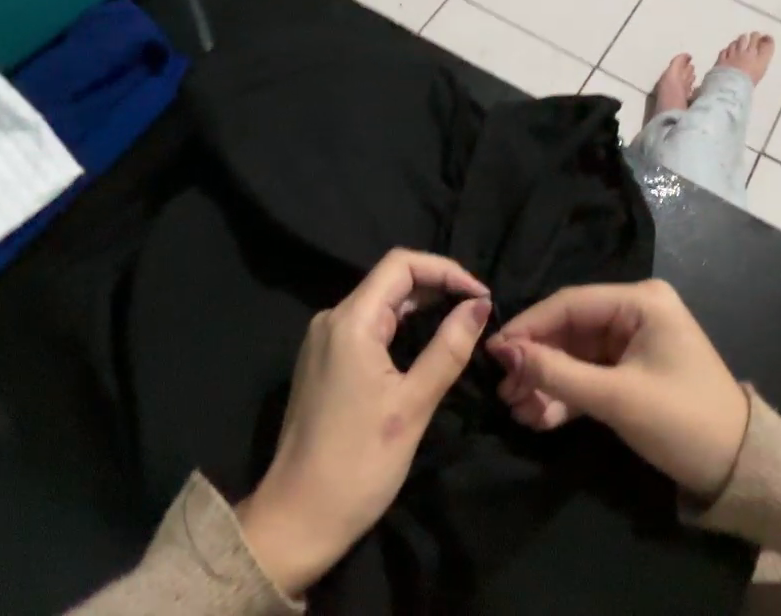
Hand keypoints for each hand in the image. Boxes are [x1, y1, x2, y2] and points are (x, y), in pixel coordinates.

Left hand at [236, 249, 491, 596]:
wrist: (298, 515)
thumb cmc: (359, 462)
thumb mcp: (413, 404)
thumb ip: (448, 348)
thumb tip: (480, 304)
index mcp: (350, 320)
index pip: (401, 264)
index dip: (445, 270)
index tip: (481, 295)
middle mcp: (331, 319)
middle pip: (389, 280)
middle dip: (436, 286)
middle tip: (478, 310)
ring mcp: (322, 340)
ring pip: (378, 304)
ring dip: (420, 306)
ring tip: (460, 324)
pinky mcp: (322, 361)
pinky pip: (365, 327)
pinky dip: (399, 327)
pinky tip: (424, 344)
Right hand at [486, 279, 747, 501]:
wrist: (742, 475)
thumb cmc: (684, 422)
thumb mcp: (616, 398)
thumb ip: (556, 373)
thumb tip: (502, 351)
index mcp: (641, 302)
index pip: (568, 304)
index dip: (527, 327)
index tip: (492, 353)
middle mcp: (635, 313)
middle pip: (567, 330)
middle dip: (534, 362)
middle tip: (503, 392)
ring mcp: (632, 343)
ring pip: (572, 355)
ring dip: (544, 382)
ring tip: (517, 411)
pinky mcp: (630, 372)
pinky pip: (586, 376)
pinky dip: (564, 396)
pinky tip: (538, 418)